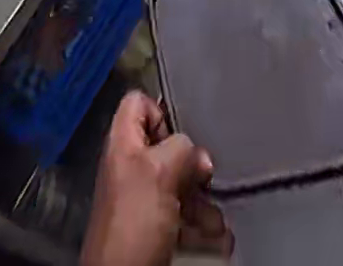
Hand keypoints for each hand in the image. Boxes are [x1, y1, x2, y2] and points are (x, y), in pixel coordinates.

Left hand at [81, 91, 230, 265]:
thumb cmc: (135, 217)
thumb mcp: (159, 171)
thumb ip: (182, 149)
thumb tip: (199, 155)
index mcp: (123, 142)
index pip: (138, 103)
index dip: (161, 111)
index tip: (180, 136)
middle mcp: (132, 165)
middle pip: (167, 147)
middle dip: (192, 166)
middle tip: (205, 181)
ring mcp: (144, 199)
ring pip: (180, 186)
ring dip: (203, 203)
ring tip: (216, 220)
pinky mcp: (155, 229)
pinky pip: (184, 219)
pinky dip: (202, 229)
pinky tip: (218, 239)